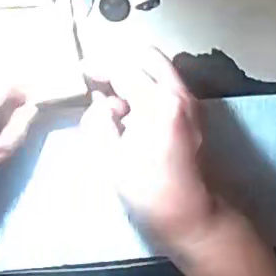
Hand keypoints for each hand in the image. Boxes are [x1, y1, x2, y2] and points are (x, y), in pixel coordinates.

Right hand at [82, 46, 232, 252]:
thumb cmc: (150, 192)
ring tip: (110, 97)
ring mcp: (192, 103)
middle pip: (147, 56)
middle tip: (97, 78)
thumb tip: (102, 104)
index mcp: (160, 103)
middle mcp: (181, 95)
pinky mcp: (194, 115)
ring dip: (133, 74)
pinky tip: (128, 111)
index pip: (123, 68)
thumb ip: (98, 121)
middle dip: (119, 62)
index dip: (97, 66)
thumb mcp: (109, 159)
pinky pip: (166, 86)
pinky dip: (145, 86)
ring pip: (159, 69)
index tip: (80, 71)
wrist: (195, 218)